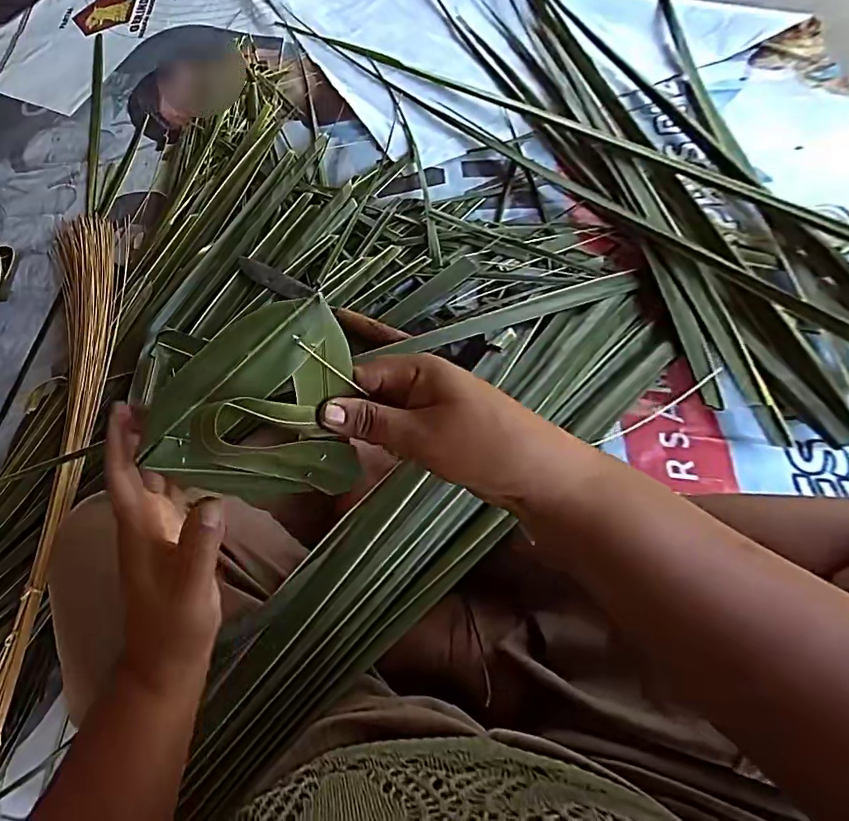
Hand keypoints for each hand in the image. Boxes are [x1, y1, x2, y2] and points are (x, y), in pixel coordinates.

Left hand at [107, 404, 226, 692]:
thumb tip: (213, 500)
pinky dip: (178, 472)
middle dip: (138, 433)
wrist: (165, 665)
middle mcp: (140, 520)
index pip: (121, 472)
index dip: (117, 439)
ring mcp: (153, 529)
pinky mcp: (169, 538)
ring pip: (152, 478)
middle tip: (154, 397)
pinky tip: (195, 459)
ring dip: (157, 448)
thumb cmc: (172, 628)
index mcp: (136, 524)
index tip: (120, 406)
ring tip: (175, 416)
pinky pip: (171, 494)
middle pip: (135, 467)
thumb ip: (199, 545)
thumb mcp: (189, 589)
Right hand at [319, 353, 605, 509]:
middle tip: (306, 431)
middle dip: (341, 407)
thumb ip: (370, 421)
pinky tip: (359, 450)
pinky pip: (396, 424)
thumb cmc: (484, 447)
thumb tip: (320, 409)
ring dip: (359, 424)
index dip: (332, 393)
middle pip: (367, 388)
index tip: (302, 415)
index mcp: (418, 367)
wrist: (546, 480)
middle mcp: (421, 379)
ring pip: (379, 408)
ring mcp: (429, 403)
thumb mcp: (420, 435)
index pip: (361, 372)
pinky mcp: (436, 426)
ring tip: (324, 442)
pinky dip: (379, 435)